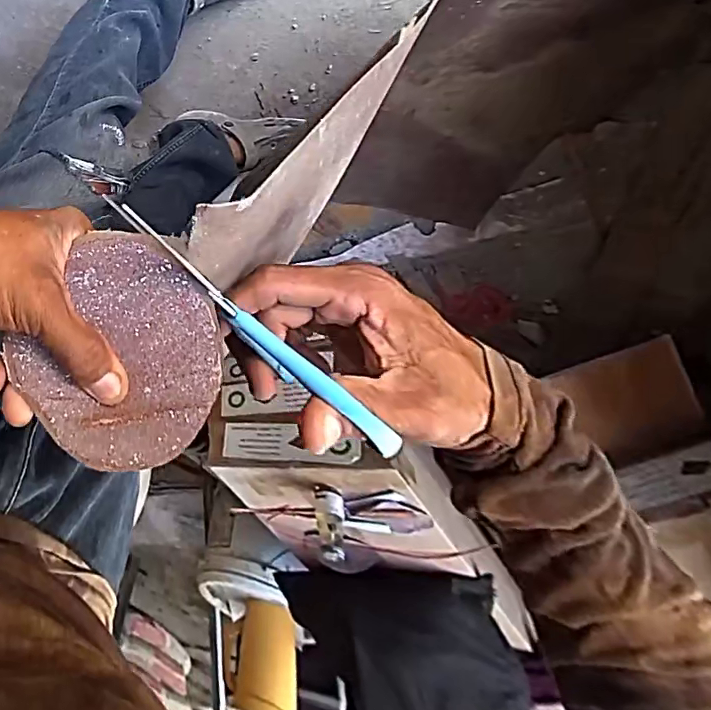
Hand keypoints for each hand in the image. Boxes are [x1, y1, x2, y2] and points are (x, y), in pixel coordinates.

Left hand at [0, 207, 127, 416]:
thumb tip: (114, 387)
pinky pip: (20, 341)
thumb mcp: (41, 304)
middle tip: (73, 398)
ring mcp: (28, 284)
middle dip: (70, 365)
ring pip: (47, 336)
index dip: (122, 324)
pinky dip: (9, 365)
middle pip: (81, 319)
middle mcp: (56, 259)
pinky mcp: (4, 305)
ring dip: (33, 375)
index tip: (126, 361)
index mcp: (74, 238)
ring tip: (19, 406)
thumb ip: (80, 347)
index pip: (116, 281)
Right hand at [226, 264, 491, 452]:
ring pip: (276, 313)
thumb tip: (310, 427)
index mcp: (361, 292)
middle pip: (271, 299)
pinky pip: (292, 327)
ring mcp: (343, 303)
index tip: (223, 337)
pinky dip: (281, 353)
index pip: (279, 282)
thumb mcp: (406, 407)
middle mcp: (347, 288)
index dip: (243, 306)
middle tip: (263, 385)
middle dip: (255, 341)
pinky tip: (291, 377)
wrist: (488, 401)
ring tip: (275, 387)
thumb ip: (351, 411)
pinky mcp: (340, 321)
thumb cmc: (459, 393)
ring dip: (266, 350)